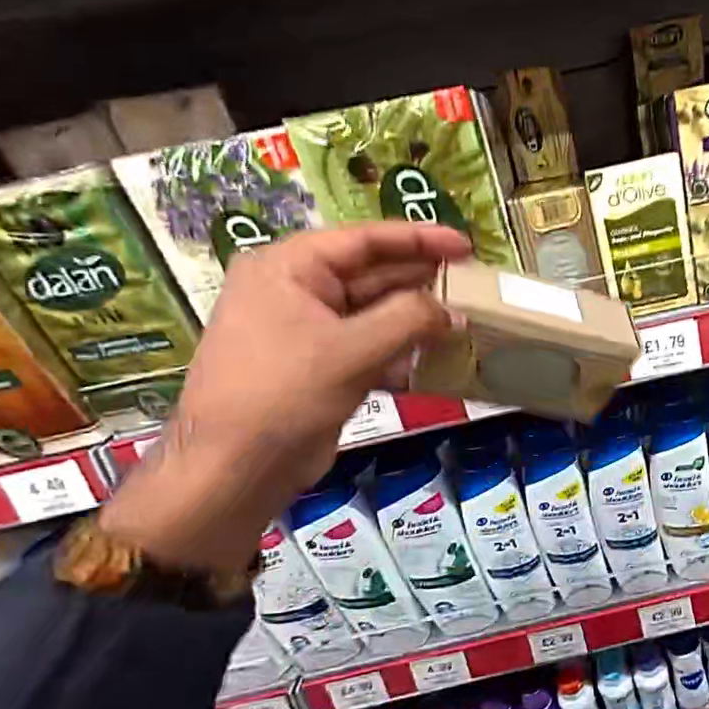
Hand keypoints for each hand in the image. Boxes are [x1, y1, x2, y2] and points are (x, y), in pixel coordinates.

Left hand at [98, 223, 471, 580]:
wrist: (235, 469)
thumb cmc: (284, 394)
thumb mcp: (352, 351)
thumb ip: (410, 320)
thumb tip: (455, 312)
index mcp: (290, 268)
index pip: (364, 240)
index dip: (419, 239)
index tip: (466, 246)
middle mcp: (297, 291)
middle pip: (372, 275)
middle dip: (422, 282)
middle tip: (473, 286)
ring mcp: (308, 331)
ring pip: (374, 314)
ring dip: (416, 321)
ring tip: (465, 322)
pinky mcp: (321, 367)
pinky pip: (368, 347)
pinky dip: (400, 352)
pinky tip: (436, 360)